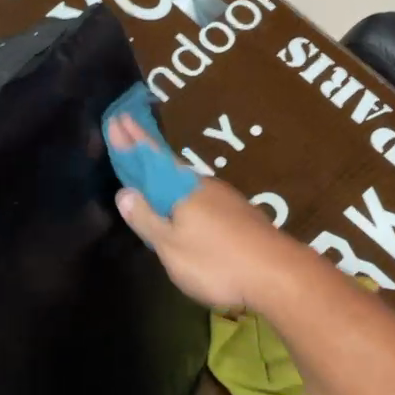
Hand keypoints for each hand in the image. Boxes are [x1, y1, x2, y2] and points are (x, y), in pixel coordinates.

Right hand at [108, 113, 307, 311]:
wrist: (279, 277)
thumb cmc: (216, 261)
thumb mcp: (171, 245)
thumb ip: (146, 218)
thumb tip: (124, 192)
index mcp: (182, 189)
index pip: (150, 158)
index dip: (131, 141)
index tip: (116, 118)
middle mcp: (203, 186)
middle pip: (168, 166)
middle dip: (146, 151)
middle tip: (127, 132)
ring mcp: (225, 200)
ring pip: (185, 182)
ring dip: (165, 172)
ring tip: (149, 167)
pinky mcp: (238, 216)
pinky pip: (200, 197)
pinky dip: (181, 193)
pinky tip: (181, 203)